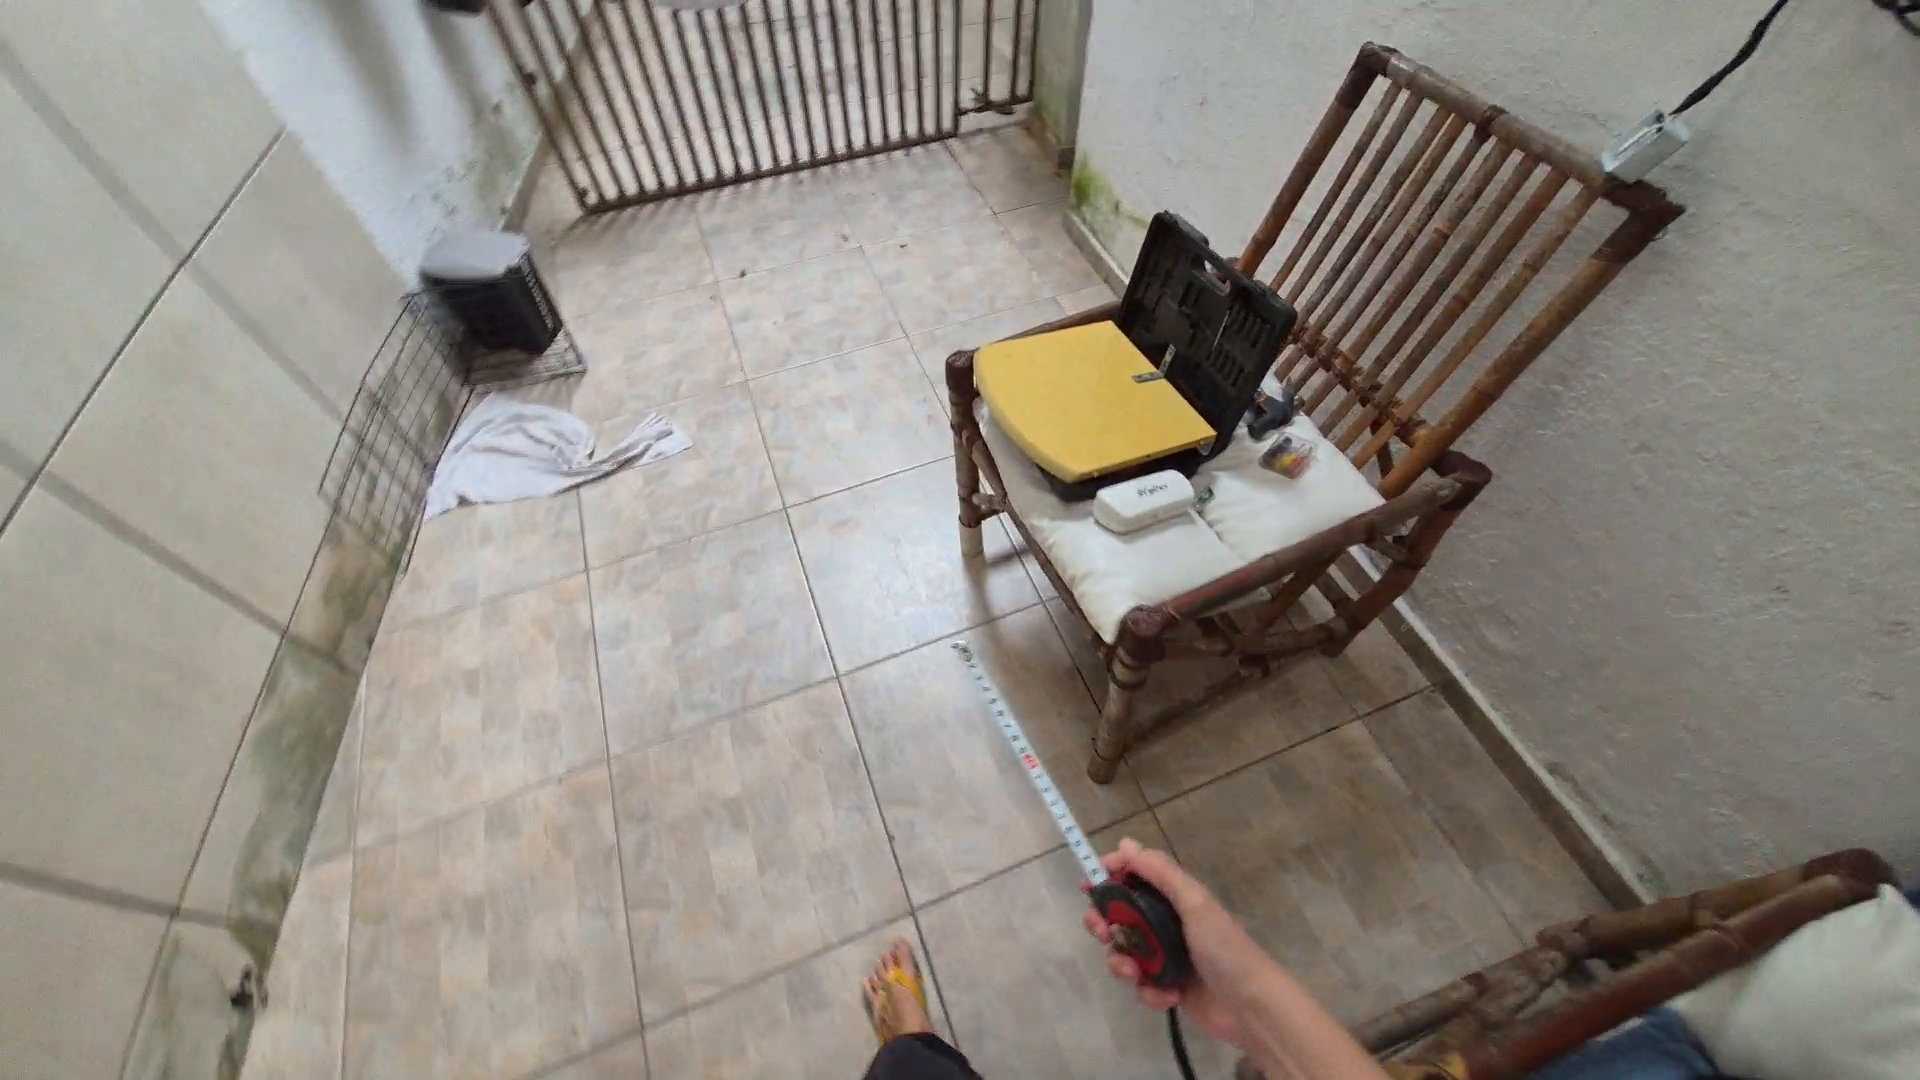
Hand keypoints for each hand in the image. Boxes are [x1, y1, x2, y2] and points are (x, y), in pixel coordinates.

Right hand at [1081, 838, 1270, 1047]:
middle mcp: (1163, 921)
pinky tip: (1167, 996)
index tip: (1090, 885)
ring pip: (1122, 950)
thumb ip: (1160, 872)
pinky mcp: (1164, 986)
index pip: (1131, 875)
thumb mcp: (1194, 902)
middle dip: (1103, 921)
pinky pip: (1139, 984)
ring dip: (1121, 961)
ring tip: (1134, 973)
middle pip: (1118, 914)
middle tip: (1101, 931)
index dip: (1108, 876)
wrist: (1252, 1007)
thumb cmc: (1223, 947)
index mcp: (1171, 895)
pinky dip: (1147, 991)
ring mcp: (1162, 955)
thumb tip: (1125, 843)